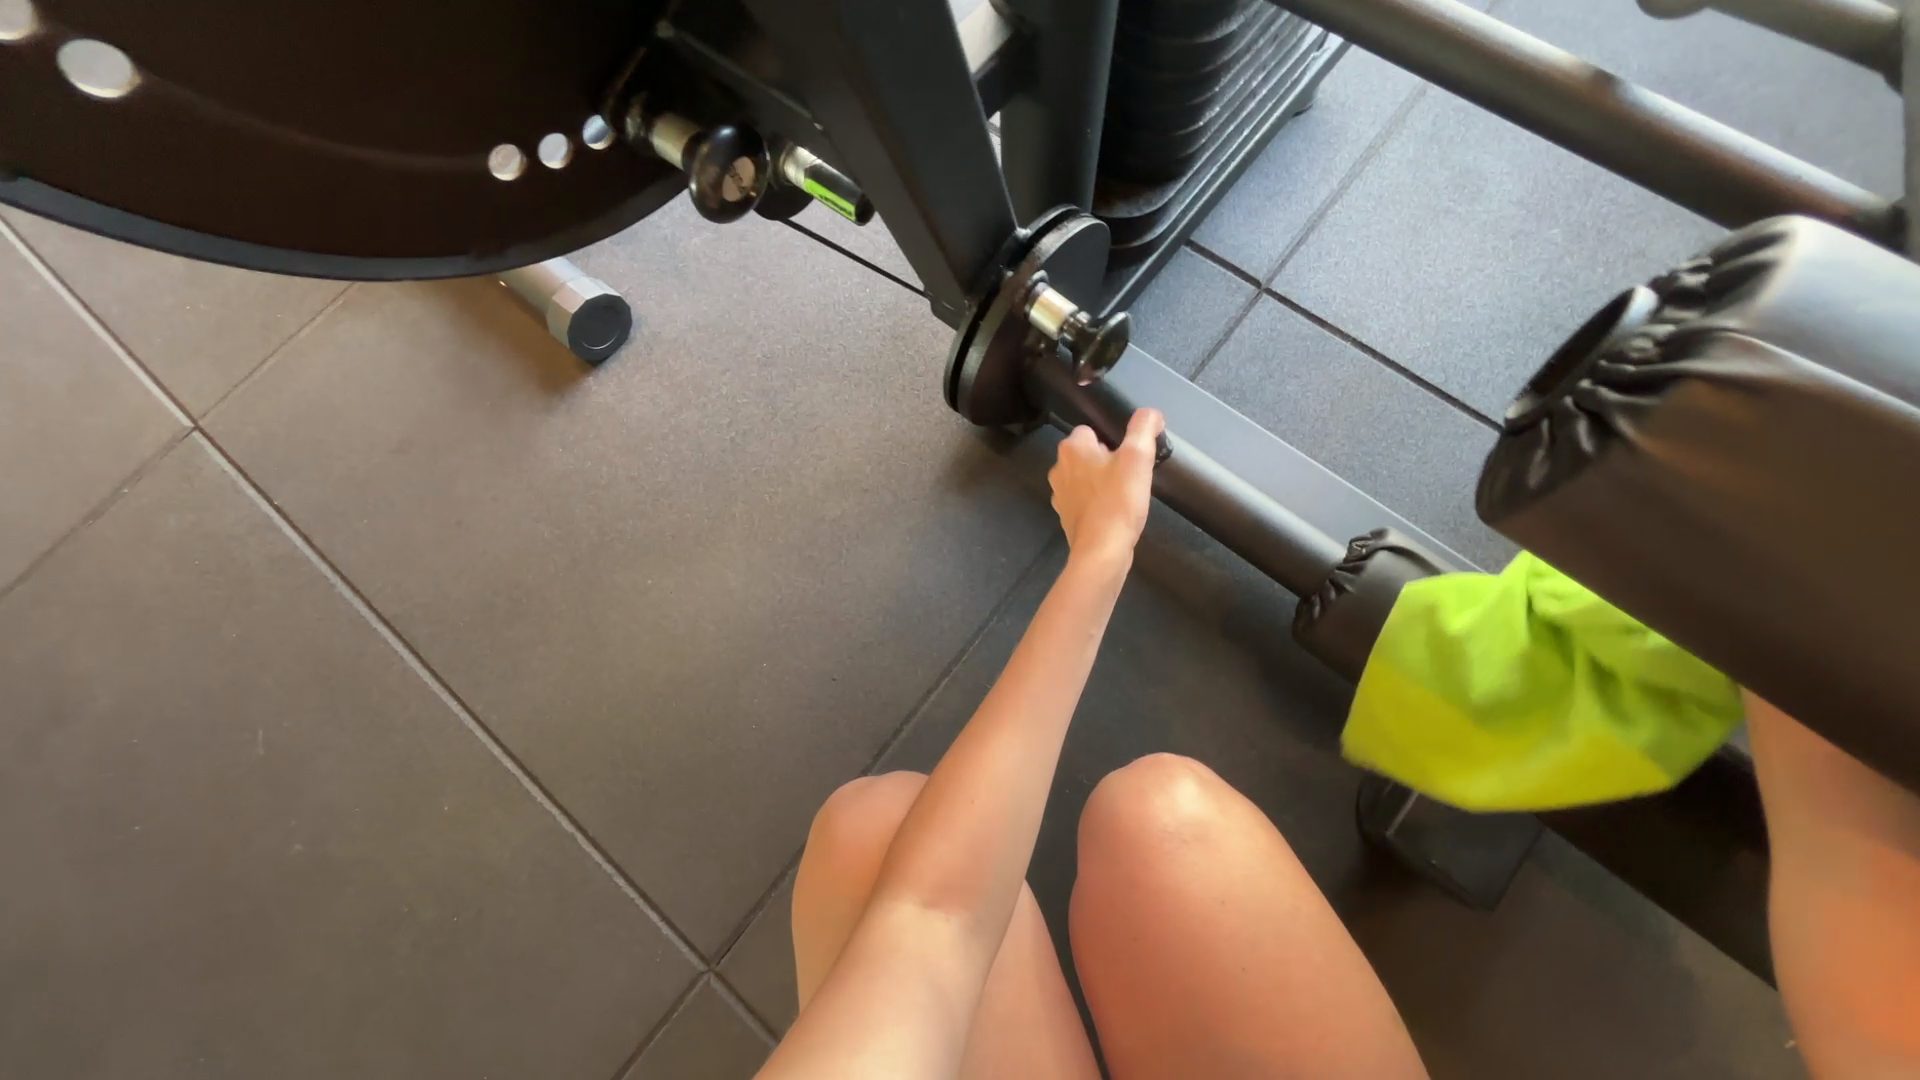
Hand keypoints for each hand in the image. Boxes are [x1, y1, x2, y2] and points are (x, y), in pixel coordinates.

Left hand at [1048, 409, 1164, 567]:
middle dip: (1108, 461)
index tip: (1129, 456)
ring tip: (1123, 496)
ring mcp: (1059, 494)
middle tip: (1130, 476)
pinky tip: (1113, 512)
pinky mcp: (1065, 516)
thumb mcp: (1138, 457)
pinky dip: (1097, 503)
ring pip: (1085, 478)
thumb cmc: (1119, 501)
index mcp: (1072, 448)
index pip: (1091, 430)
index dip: (1113, 440)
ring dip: (1102, 482)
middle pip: (1088, 454)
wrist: (1102, 550)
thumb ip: (1143, 428)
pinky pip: (1084, 500)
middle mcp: (1059, 468)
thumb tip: (1151, 414)